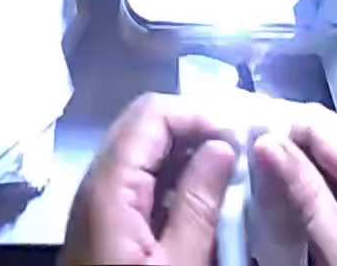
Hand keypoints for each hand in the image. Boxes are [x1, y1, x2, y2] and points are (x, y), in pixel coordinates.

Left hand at [62, 93, 239, 265]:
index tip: (239, 131)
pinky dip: (174, 172)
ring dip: (186, 146)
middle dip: (194, 123)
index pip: (153, 114)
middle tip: (237, 140)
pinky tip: (204, 190)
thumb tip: (223, 145)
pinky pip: (142, 177)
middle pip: (146, 123)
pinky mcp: (106, 224)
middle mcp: (98, 183)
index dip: (197, 111)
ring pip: (144, 147)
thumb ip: (200, 202)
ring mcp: (99, 203)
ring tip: (229, 161)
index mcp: (109, 187)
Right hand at [253, 108, 336, 265]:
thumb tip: (267, 141)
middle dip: (284, 153)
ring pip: (331, 168)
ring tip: (255, 187)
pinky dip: (314, 199)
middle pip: (327, 143)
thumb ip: (310, 202)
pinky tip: (286, 210)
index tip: (237, 144)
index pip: (322, 127)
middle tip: (241, 170)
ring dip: (295, 176)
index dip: (278, 130)